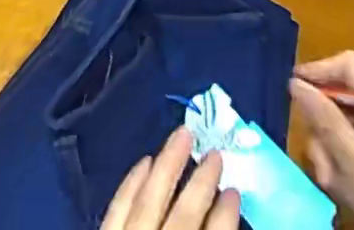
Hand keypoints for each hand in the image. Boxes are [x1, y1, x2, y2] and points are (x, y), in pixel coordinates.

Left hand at [100, 126, 240, 229]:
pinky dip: (132, 183)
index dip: (226, 215)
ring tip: (183, 136)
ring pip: (149, 202)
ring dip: (168, 167)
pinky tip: (144, 161)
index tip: (234, 190)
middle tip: (216, 152)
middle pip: (184, 217)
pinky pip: (118, 207)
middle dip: (201, 183)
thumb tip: (222, 209)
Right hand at [290, 52, 353, 229]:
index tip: (293, 90)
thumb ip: (326, 120)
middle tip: (319, 159)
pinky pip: (351, 150)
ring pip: (341, 127)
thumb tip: (295, 81)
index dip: (320, 70)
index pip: (349, 65)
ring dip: (328, 151)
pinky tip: (342, 191)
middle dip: (322, 126)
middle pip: (340, 99)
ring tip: (333, 183)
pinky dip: (340, 165)